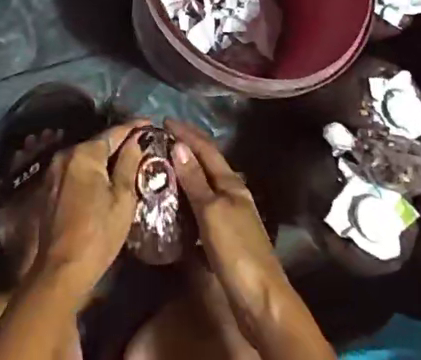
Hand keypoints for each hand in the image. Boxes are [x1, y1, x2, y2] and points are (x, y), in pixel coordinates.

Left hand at [30, 119, 147, 295]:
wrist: (60, 272)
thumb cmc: (98, 234)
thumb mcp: (123, 198)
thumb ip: (129, 163)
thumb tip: (136, 140)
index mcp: (84, 154)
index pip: (114, 132)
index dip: (134, 127)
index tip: (150, 124)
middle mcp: (66, 155)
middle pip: (98, 143)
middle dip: (120, 142)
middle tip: (142, 143)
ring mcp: (54, 172)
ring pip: (86, 157)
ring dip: (105, 157)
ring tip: (127, 159)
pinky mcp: (49, 189)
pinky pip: (76, 170)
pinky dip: (92, 170)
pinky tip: (105, 177)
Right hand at [165, 119, 285, 313]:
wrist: (260, 300)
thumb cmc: (236, 252)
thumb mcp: (212, 212)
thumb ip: (196, 181)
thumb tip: (179, 146)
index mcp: (231, 184)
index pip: (206, 150)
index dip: (187, 134)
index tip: (164, 121)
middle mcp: (232, 195)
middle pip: (207, 165)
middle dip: (186, 150)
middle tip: (160, 141)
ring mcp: (230, 217)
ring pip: (204, 188)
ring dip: (185, 176)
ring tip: (162, 171)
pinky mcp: (224, 240)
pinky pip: (201, 212)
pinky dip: (187, 203)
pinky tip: (174, 210)